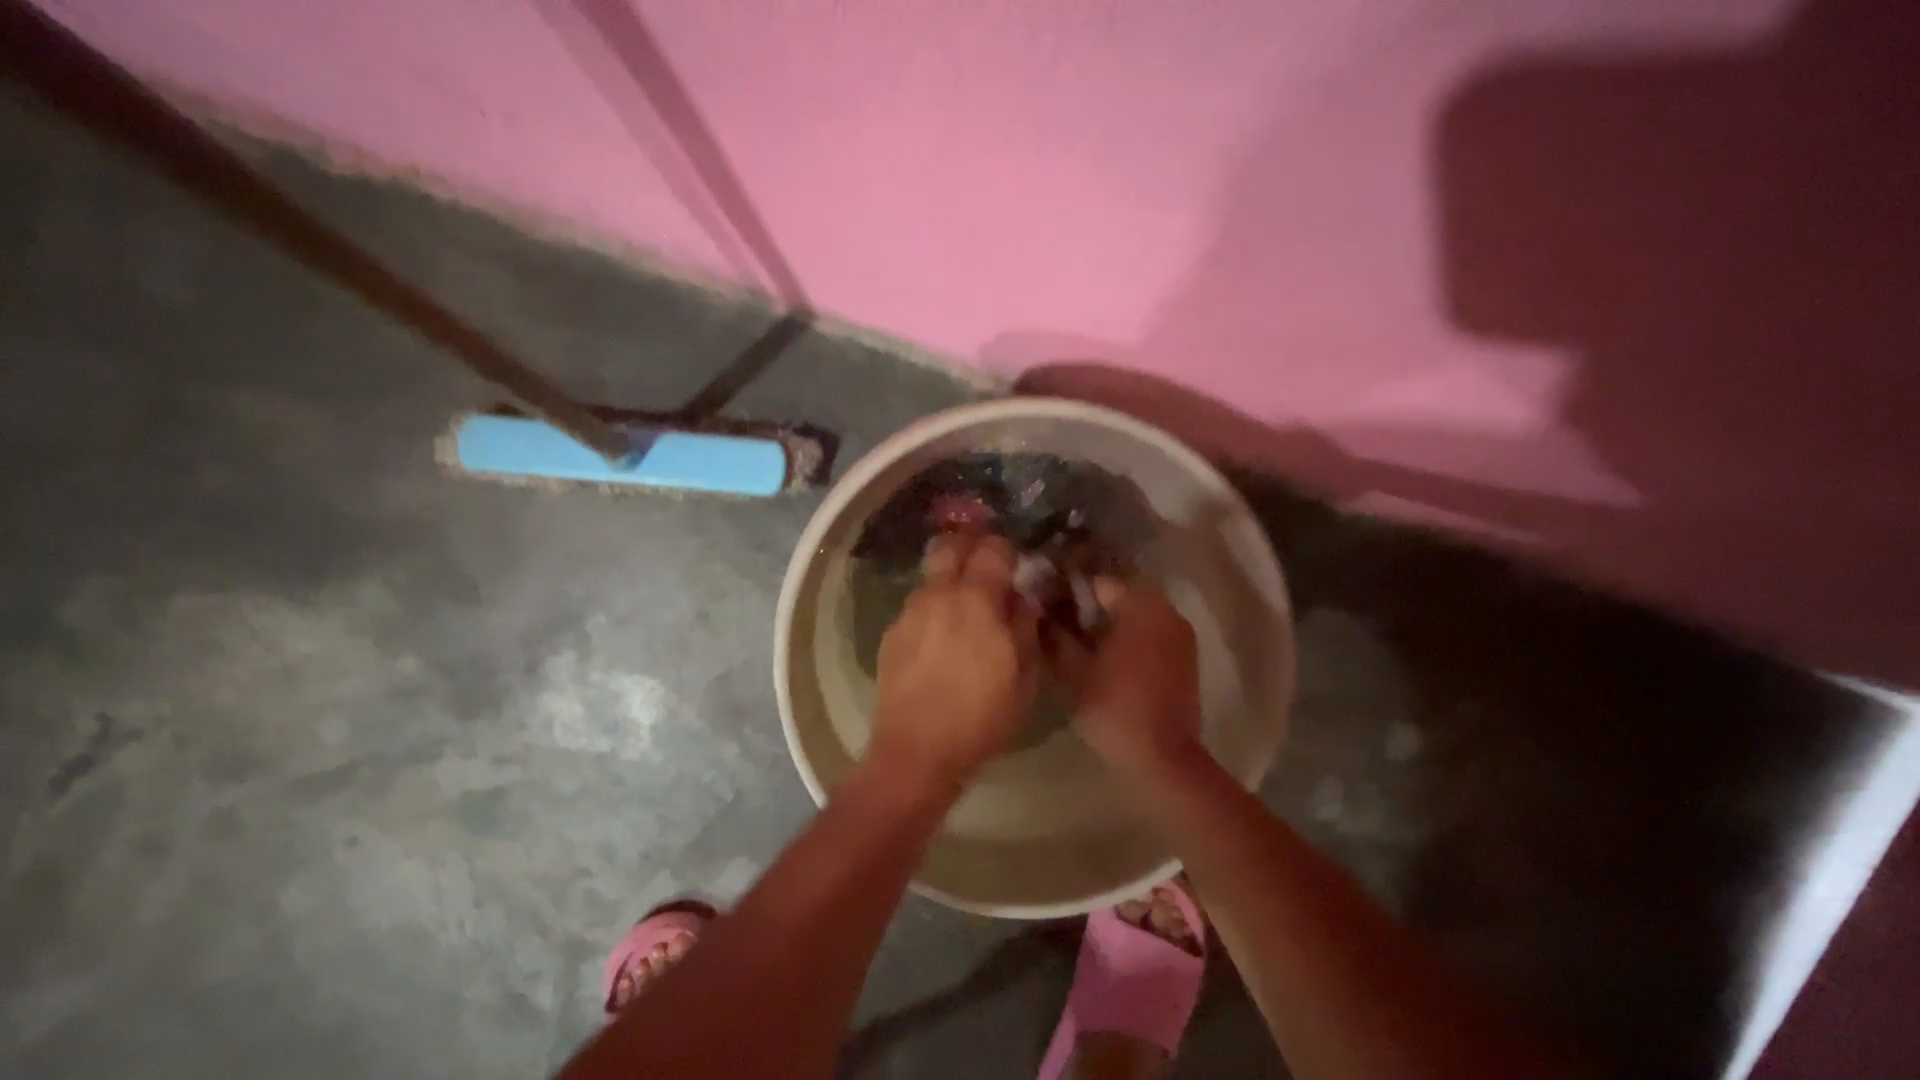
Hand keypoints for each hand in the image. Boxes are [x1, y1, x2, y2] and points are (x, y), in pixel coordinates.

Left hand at [869, 533, 1039, 786]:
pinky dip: (934, 609)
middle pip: (951, 545)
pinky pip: (918, 607)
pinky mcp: (891, 634)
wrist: (916, 752)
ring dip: (950, 580)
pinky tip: (942, 640)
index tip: (1017, 564)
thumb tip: (1025, 598)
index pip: (992, 547)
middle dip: (970, 546)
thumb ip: (1026, 626)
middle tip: (988, 566)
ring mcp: (909, 612)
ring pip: (932, 577)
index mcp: (976, 599)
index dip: (1007, 549)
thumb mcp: (1024, 677)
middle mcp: (938, 594)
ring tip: (966, 610)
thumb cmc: (981, 717)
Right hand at [1051, 581, 1201, 771]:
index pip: (1097, 582)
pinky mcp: (1186, 657)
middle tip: (1061, 627)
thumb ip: (1054, 635)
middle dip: (1090, 608)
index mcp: (1140, 605)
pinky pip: (1153, 633)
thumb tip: (1038, 611)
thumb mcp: (1072, 672)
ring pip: (1138, 615)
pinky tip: (1109, 661)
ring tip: (1082, 645)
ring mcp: (1181, 634)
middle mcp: (1167, 610)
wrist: (1163, 757)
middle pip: (1120, 595)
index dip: (1068, 593)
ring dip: (1111, 623)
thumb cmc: (1113, 708)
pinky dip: (1131, 639)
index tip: (1047, 608)